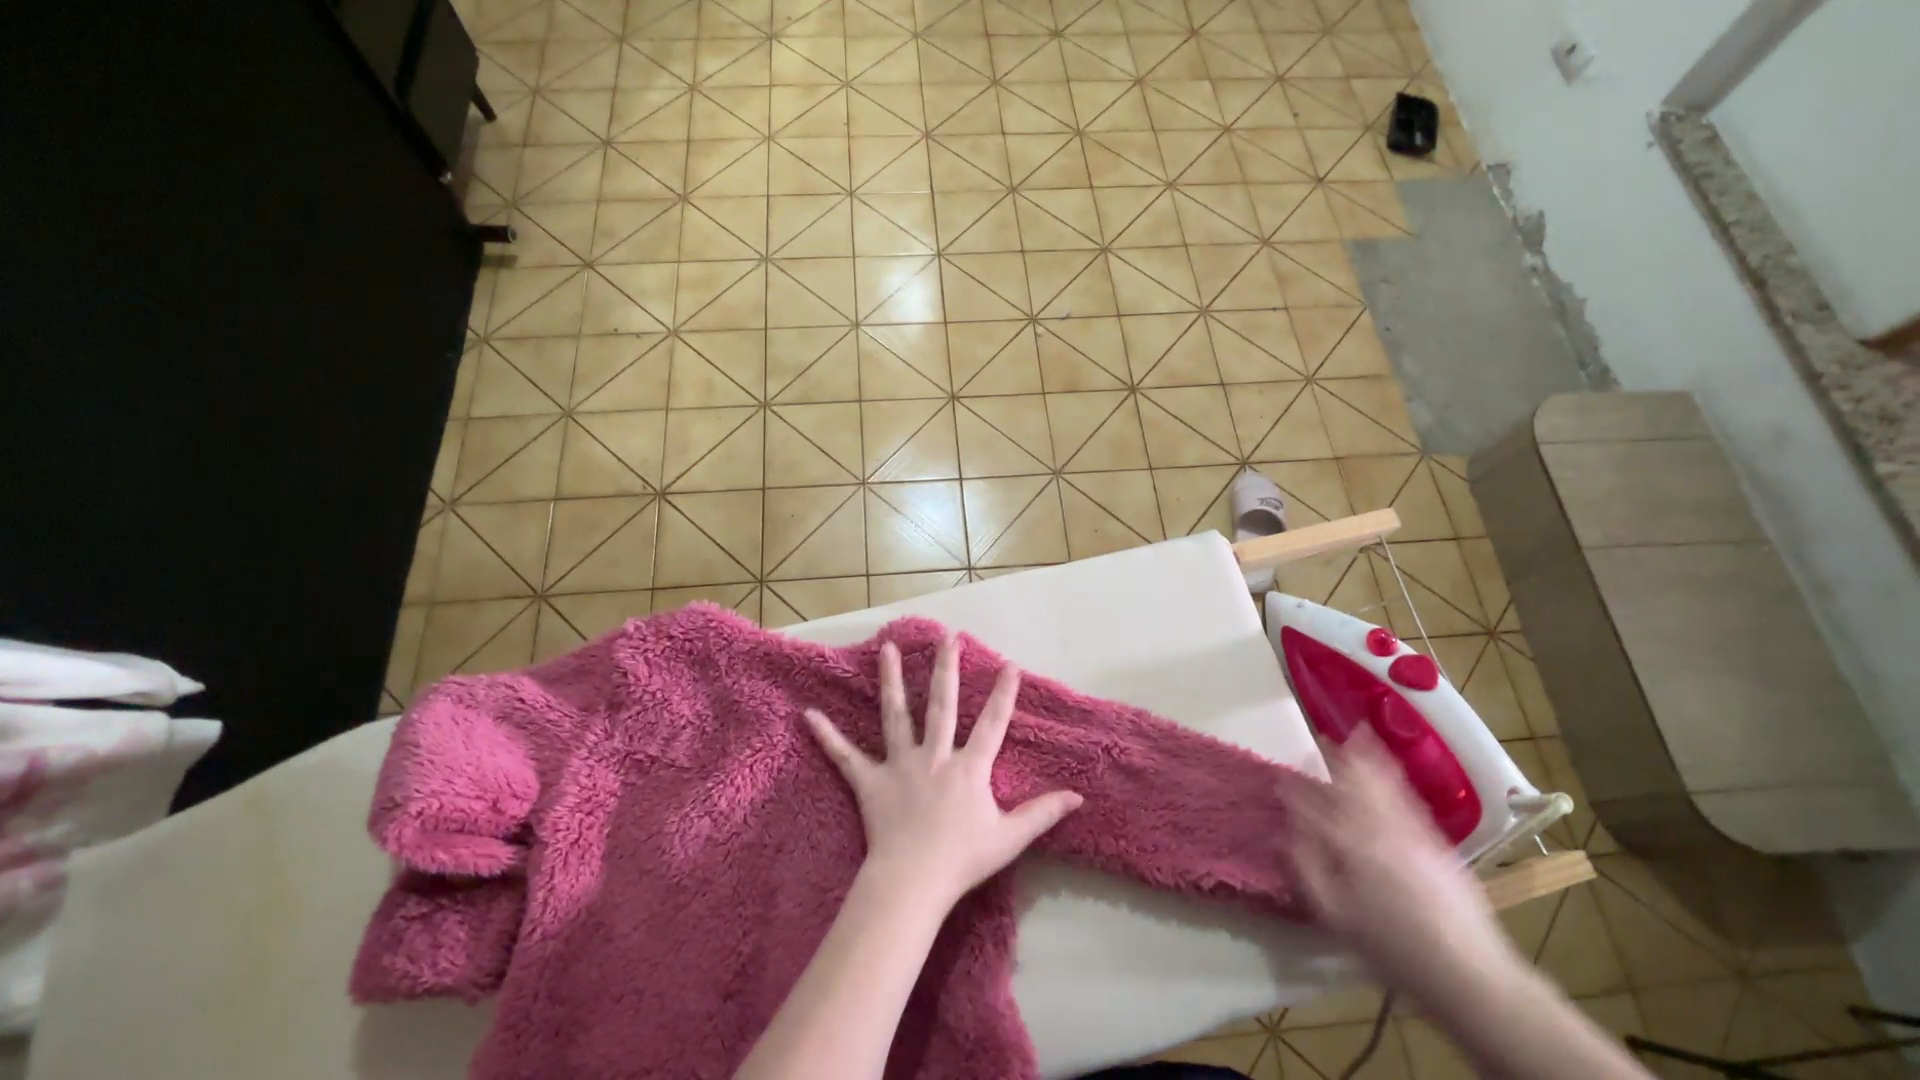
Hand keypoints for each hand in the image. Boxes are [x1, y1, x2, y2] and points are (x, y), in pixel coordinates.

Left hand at [804, 634, 1083, 909]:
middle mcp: (935, 756)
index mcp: (969, 768)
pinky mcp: (869, 782)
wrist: (913, 880)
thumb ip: (1044, 813)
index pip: (992, 724)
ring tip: (886, 649)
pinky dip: (828, 736)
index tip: (1010, 664)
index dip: (1004, 695)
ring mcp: (899, 765)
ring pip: (896, 716)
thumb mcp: (1011, 837)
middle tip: (948, 636)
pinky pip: (845, 756)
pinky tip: (809, 714)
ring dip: (892, 681)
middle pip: (942, 705)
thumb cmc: (963, 860)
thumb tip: (1079, 796)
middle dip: (947, 668)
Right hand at [1280, 729, 1525, 1006]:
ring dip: (1369, 759)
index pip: (1315, 807)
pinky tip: (1393, 774)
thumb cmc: (1391, 948)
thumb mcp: (1335, 916)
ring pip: (1385, 785)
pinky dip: (1396, 779)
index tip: (1282, 778)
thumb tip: (1284, 835)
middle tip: (1326, 739)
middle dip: (1339, 759)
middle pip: (1354, 784)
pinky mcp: (1438, 844)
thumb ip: (1307, 869)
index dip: (1296, 790)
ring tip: (1359, 738)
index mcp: (1350, 844)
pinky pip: (1409, 800)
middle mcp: (1381, 828)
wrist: (1468, 971)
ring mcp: (1413, 833)